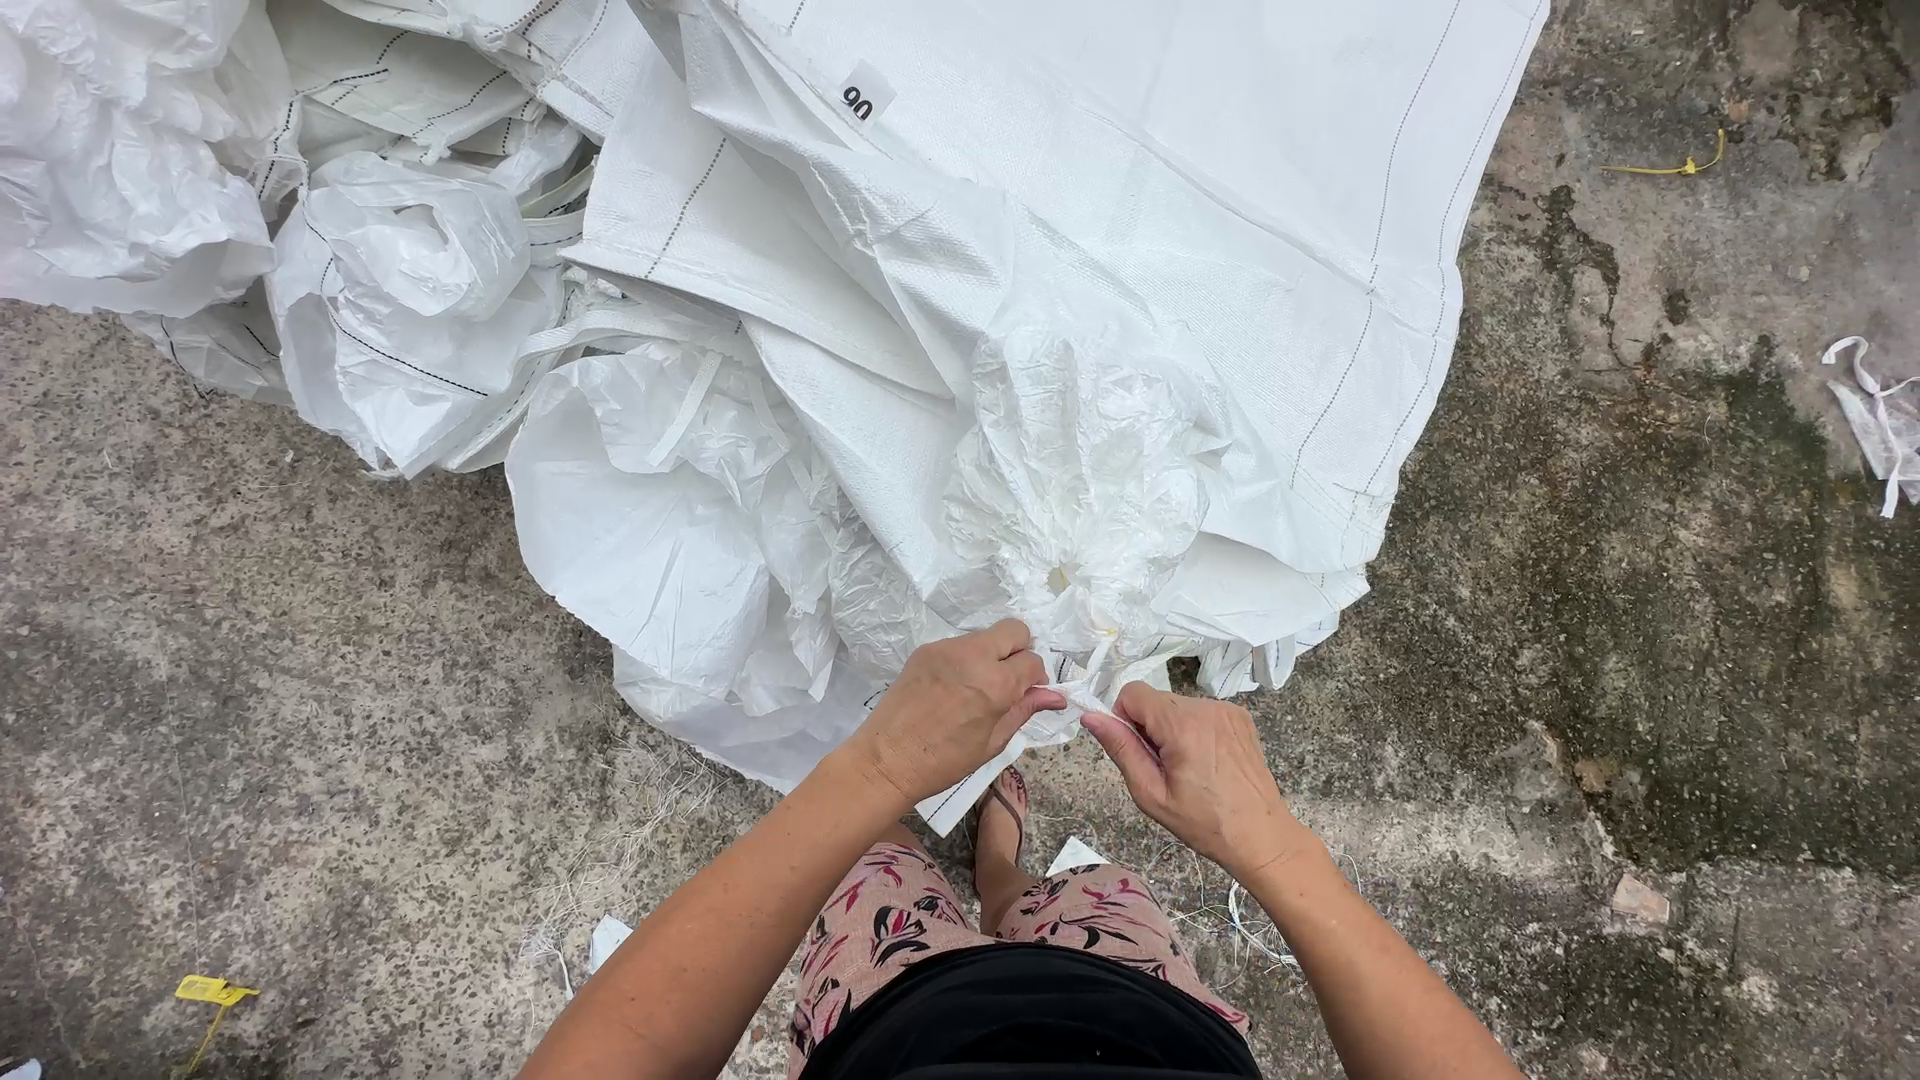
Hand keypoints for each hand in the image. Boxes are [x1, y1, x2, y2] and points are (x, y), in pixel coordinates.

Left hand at [841, 619, 1065, 806]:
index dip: (1035, 678)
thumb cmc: (944, 761)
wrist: (887, 759)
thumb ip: (1024, 710)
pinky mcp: (925, 650)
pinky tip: (951, 688)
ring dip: (990, 655)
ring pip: (984, 636)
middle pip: (1014, 630)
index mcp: (994, 683)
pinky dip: (964, 660)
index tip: (1026, 693)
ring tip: (975, 688)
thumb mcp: (993, 742)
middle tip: (1008, 680)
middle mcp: (972, 656)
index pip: (1032, 661)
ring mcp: (946, 648)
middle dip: (1019, 651)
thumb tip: (1056, 697)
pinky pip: (958, 645)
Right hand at [1081, 682, 1316, 879]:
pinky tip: (1206, 761)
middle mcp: (1206, 707)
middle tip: (1164, 767)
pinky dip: (1193, 729)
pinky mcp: (1239, 716)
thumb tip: (1090, 716)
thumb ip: (1120, 749)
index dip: (1124, 718)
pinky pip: (1199, 710)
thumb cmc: (1203, 823)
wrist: (1262, 837)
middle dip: (1149, 727)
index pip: (1132, 692)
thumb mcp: (1151, 794)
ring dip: (1171, 729)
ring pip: (1176, 705)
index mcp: (1182, 725)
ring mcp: (1226, 709)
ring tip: (1188, 767)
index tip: (1138, 751)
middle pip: (1155, 699)